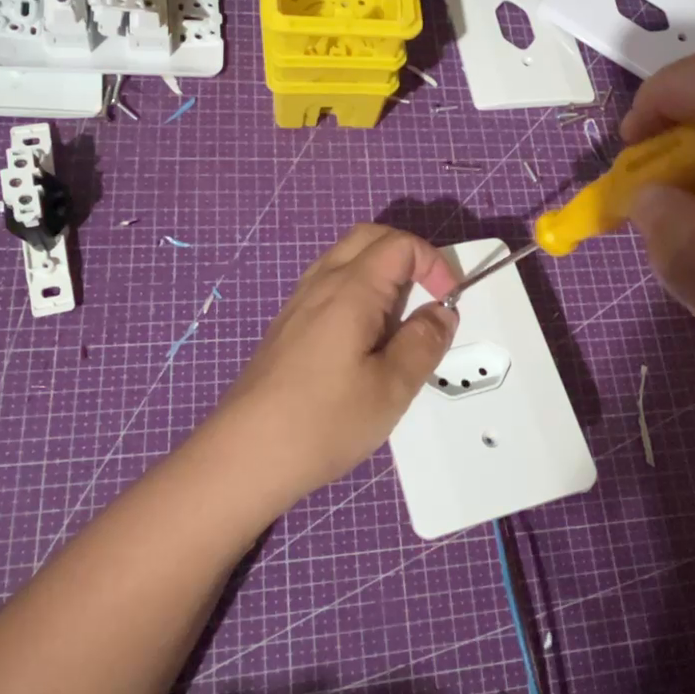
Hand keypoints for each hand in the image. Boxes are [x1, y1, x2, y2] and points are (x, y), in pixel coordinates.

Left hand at [211, 225, 459, 502]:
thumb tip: (441, 313)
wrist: (245, 455)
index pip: (399, 245)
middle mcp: (320, 284)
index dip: (434, 263)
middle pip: (368, 238)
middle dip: (407, 254)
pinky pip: (329, 286)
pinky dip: (358, 292)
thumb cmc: (323, 422)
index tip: (449, 302)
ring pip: (344, 260)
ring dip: (381, 273)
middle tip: (429, 295)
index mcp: (350, 290)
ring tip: (400, 321)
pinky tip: (366, 340)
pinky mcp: (287, 328)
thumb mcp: (391, 387)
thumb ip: (423, 343)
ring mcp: (298, 305)